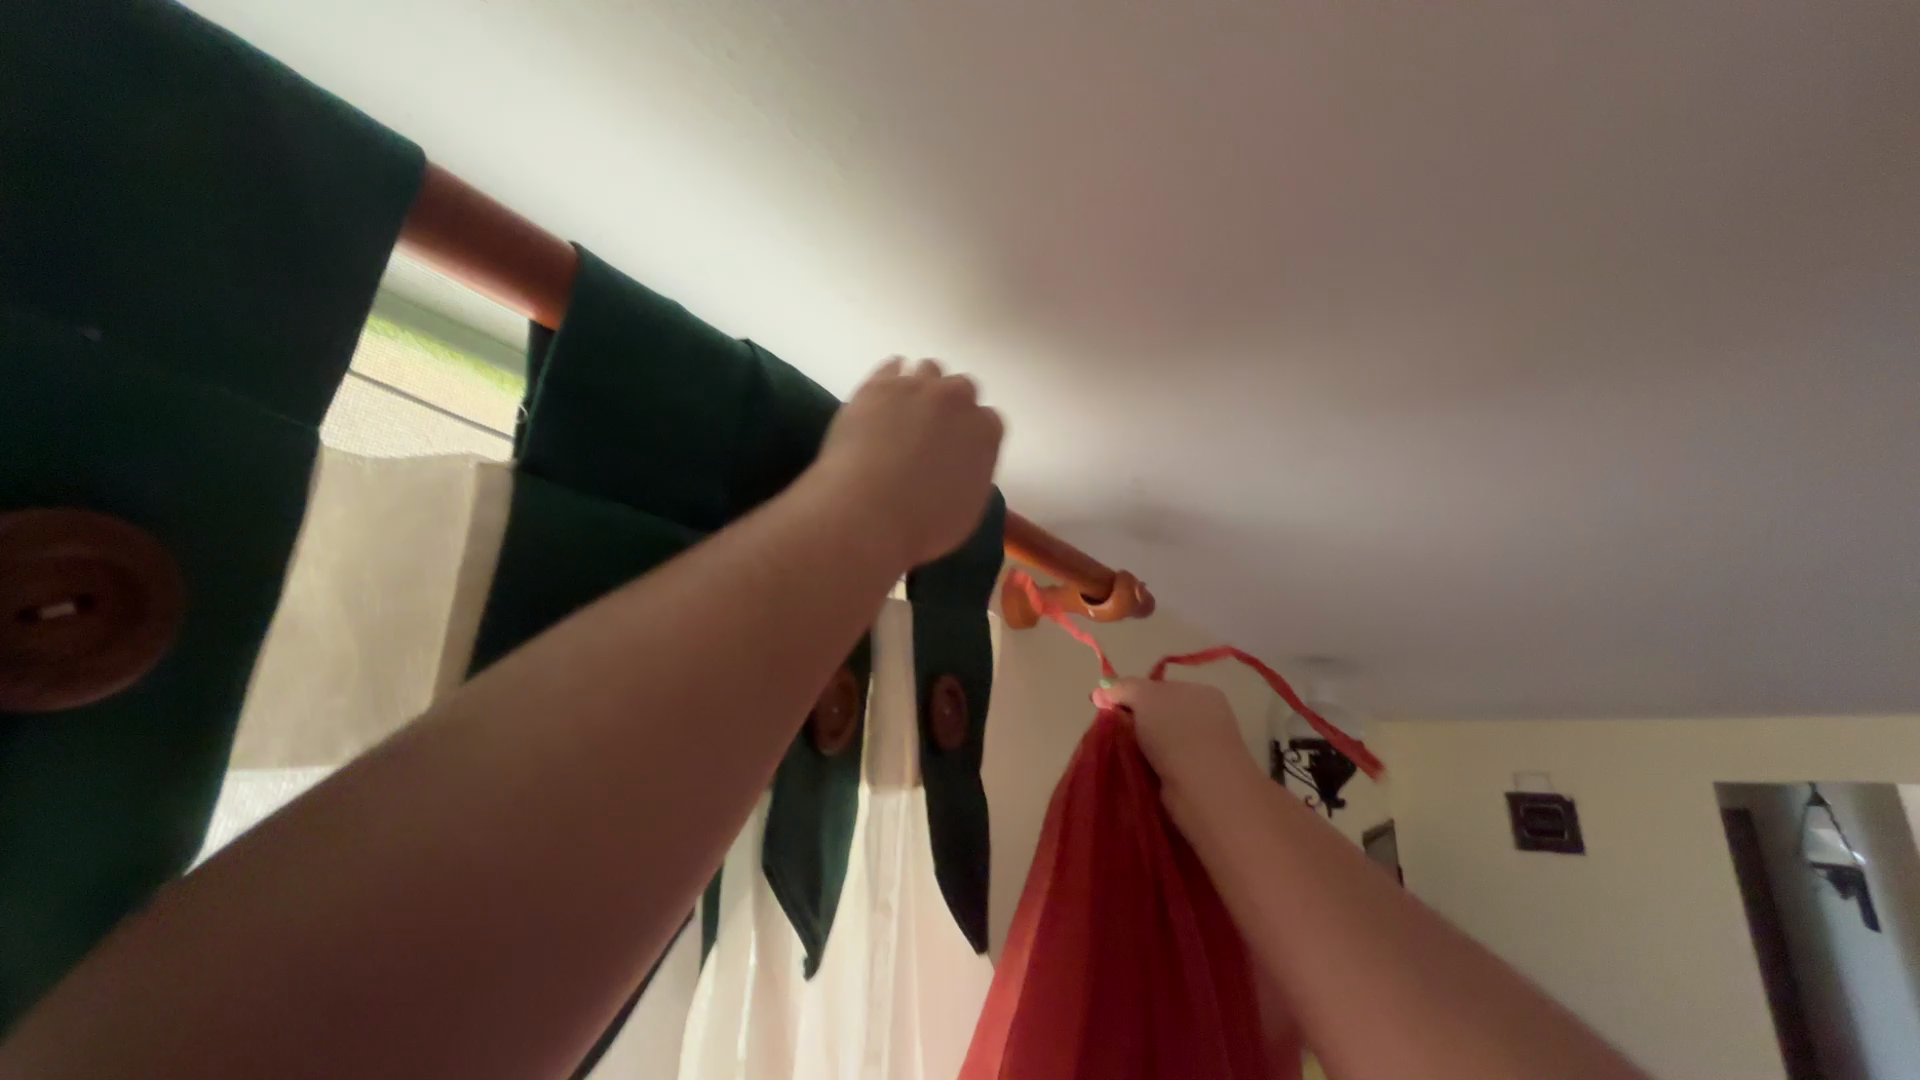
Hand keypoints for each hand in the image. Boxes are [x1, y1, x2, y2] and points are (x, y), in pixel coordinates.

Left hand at [807, 358, 1003, 568]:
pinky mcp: (878, 385)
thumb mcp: (967, 510)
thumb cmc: (923, 525)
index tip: (957, 450)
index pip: (989, 421)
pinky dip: (892, 377)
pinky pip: (892, 366)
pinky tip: (884, 394)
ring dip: (923, 386)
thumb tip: (961, 466)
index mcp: (986, 432)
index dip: (972, 434)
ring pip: (928, 370)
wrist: (867, 514)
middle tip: (930, 432)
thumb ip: (972, 476)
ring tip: (905, 409)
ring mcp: (916, 387)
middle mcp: (957, 400)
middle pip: (961, 388)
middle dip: (950, 406)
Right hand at [1100, 677, 1262, 818]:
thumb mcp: (1144, 696)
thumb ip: (1122, 688)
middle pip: (1157, 714)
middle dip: (1134, 722)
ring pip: (1159, 741)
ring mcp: (1204, 749)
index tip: (1108, 706)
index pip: (1158, 687)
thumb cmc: (1176, 731)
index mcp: (1200, 692)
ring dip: (1140, 747)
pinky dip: (1149, 767)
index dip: (1131, 693)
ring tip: (1123, 754)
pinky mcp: (1197, 777)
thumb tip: (1101, 690)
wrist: (1204, 788)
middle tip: (1113, 730)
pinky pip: (1164, 764)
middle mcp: (1206, 717)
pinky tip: (1137, 770)